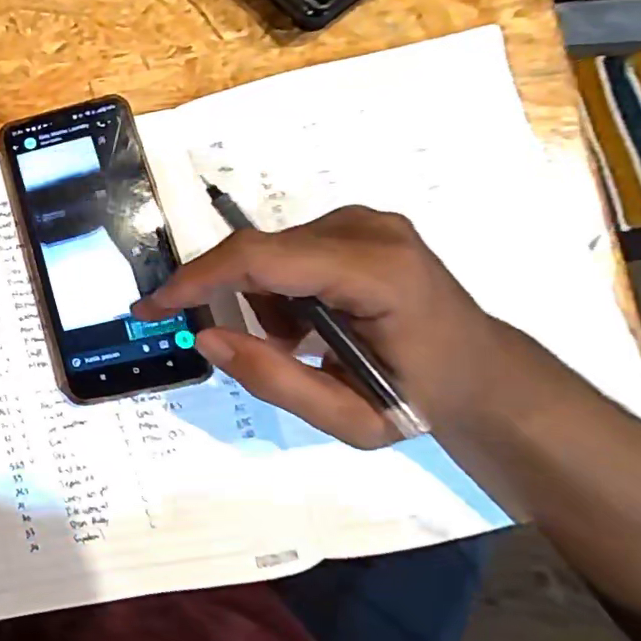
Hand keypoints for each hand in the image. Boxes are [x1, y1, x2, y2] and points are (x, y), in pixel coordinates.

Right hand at [132, 206, 543, 447]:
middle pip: (256, 251)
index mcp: (378, 274)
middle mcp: (368, 230)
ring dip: (257, 298)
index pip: (261, 259)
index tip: (153, 306)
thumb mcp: (350, 419)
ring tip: (291, 343)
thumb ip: (274, 381)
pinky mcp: (358, 223)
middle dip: (225, 295)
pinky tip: (306, 320)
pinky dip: (276, 287)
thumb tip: (205, 338)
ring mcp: (365, 221)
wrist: (487, 375)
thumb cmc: (425, 401)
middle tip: (216, 337)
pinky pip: (285, 249)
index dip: (198, 279)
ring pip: (266, 251)